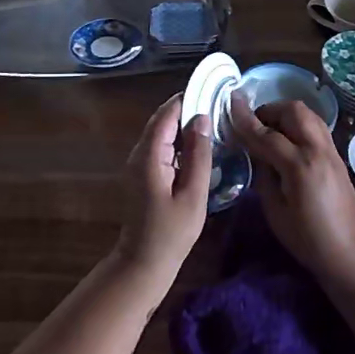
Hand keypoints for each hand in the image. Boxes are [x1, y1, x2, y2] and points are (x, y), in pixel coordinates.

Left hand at [116, 95, 212, 275]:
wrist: (143, 263)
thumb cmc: (171, 233)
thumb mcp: (193, 195)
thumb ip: (199, 155)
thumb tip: (202, 119)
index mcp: (149, 156)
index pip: (165, 116)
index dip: (185, 100)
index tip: (210, 90)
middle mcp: (139, 154)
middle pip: (161, 122)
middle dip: (186, 110)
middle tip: (216, 104)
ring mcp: (138, 164)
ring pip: (161, 134)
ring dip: (183, 126)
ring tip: (212, 121)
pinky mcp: (143, 174)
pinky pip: (160, 148)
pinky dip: (178, 142)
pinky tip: (198, 146)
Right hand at [230, 95, 354, 284]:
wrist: (351, 254)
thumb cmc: (307, 239)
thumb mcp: (274, 210)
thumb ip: (263, 174)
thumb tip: (255, 152)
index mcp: (300, 167)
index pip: (267, 134)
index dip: (245, 119)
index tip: (230, 101)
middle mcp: (318, 151)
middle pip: (293, 111)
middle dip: (269, 110)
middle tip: (254, 124)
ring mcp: (332, 151)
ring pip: (308, 114)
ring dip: (285, 114)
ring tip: (269, 131)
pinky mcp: (337, 156)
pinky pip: (316, 126)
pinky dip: (297, 124)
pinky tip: (287, 142)